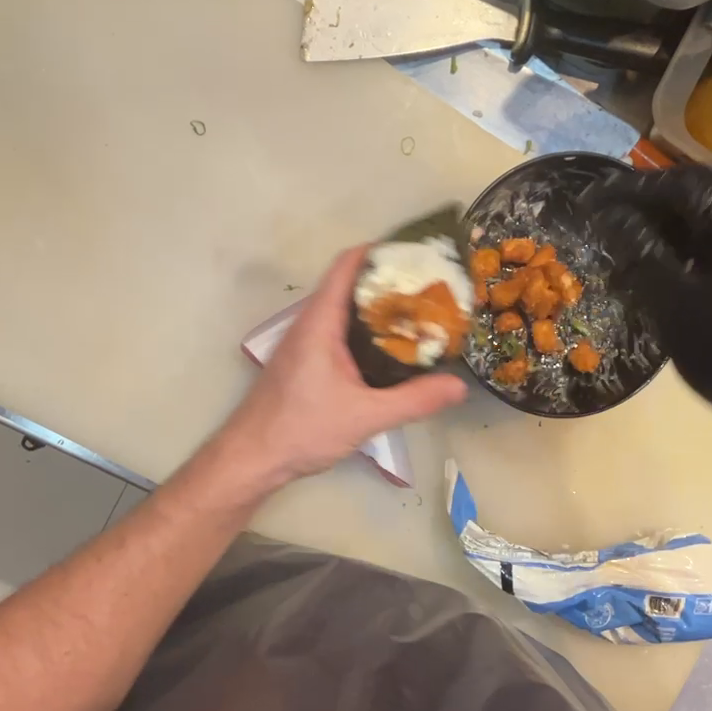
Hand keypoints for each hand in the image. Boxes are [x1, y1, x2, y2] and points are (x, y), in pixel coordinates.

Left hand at [215, 247, 466, 493]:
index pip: (348, 265)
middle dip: (390, 284)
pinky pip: (340, 335)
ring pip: (346, 313)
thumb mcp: (365, 416)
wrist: (252, 458)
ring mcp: (305, 344)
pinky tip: (391, 354)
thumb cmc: (301, 429)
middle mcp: (310, 324)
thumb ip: (414, 400)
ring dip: (378, 312)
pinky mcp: (305, 364)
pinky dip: (366, 335)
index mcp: (320, 322)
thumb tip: (459, 387)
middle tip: (431, 291)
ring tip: (420, 318)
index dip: (381, 252)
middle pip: (351, 286)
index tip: (418, 256)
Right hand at [582, 164, 711, 501]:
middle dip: (652, 204)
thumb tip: (607, 213)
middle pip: (705, 198)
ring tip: (626, 240)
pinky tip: (662, 265)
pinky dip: (692, 250)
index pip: (685, 185)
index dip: (633, 189)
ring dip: (670, 228)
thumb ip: (640, 250)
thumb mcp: (674, 302)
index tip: (592, 195)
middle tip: (606, 215)